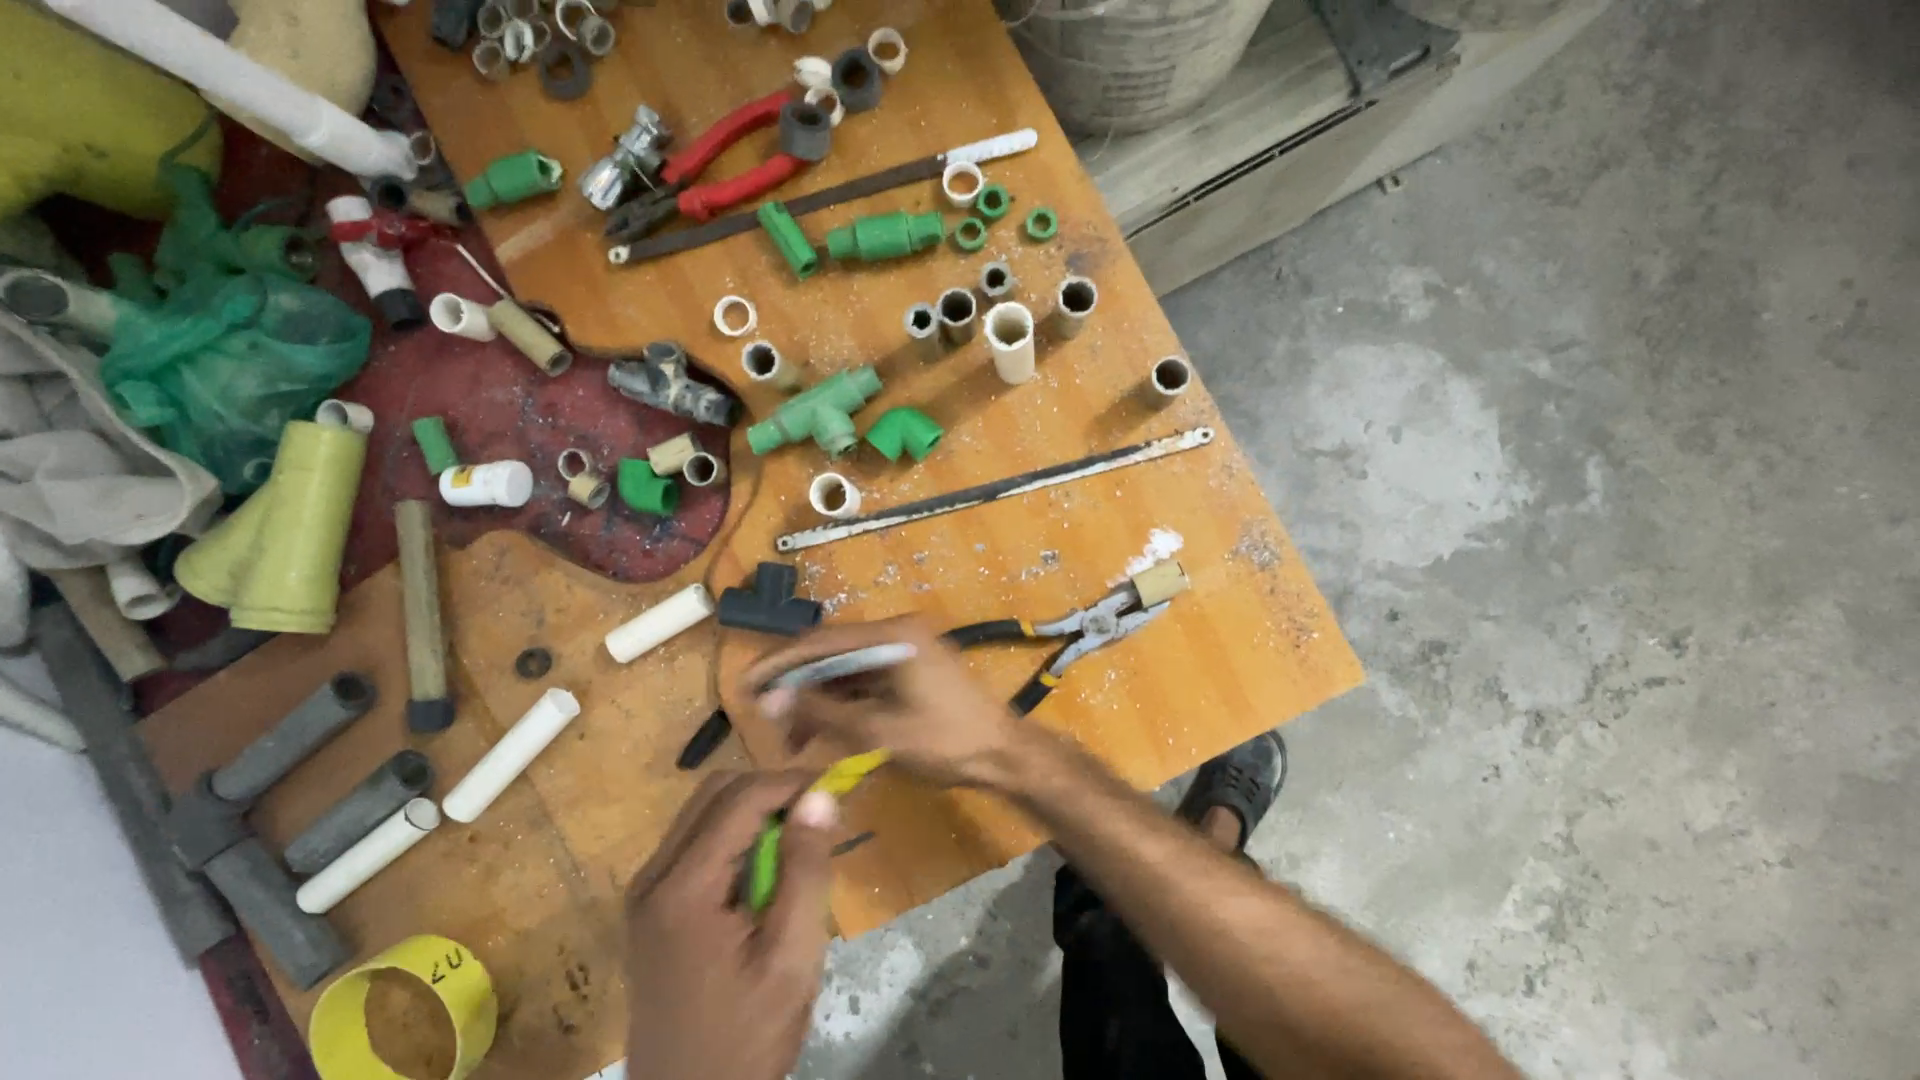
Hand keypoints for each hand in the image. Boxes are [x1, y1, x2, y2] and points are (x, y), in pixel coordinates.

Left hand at [625, 770, 837, 1079]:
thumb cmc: (746, 1036)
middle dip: (770, 789)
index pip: (740, 798)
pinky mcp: (650, 908)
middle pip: (713, 793)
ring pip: (701, 813)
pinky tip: (765, 869)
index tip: (837, 788)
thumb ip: (804, 871)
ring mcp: (645, 892)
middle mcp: (652, 877)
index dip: (791, 782)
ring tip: (799, 838)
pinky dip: (733, 836)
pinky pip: (693, 844)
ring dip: (752, 811)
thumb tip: (820, 797)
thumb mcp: (791, 958)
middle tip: (819, 812)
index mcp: (683, 888)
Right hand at [742, 616, 1021, 787]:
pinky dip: (843, 703)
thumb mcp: (878, 731)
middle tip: (764, 715)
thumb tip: (774, 698)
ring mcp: (908, 650)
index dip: (780, 663)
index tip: (746, 684)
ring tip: (790, 737)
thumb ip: (823, 710)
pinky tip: (821, 731)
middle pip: (832, 652)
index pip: (822, 640)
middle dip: (797, 685)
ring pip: (847, 670)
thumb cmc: (945, 743)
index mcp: (893, 636)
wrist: (1005, 756)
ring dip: (818, 699)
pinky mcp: (913, 670)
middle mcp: (898, 633)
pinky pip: (866, 680)